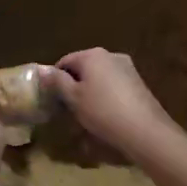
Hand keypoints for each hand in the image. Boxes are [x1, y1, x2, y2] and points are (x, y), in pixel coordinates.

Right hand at [43, 49, 180, 157]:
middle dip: (74, 84)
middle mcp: (111, 55)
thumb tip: (42, 70)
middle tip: (68, 107)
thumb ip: (57, 82)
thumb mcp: (73, 98)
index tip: (53, 99)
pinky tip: (106, 113)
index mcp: (92, 55)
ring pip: (99, 76)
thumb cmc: (103, 111)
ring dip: (90, 90)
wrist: (145, 130)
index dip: (55, 79)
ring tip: (87, 113)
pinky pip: (113, 85)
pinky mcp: (138, 82)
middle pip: (83, 68)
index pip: (65, 61)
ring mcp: (127, 68)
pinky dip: (105, 95)